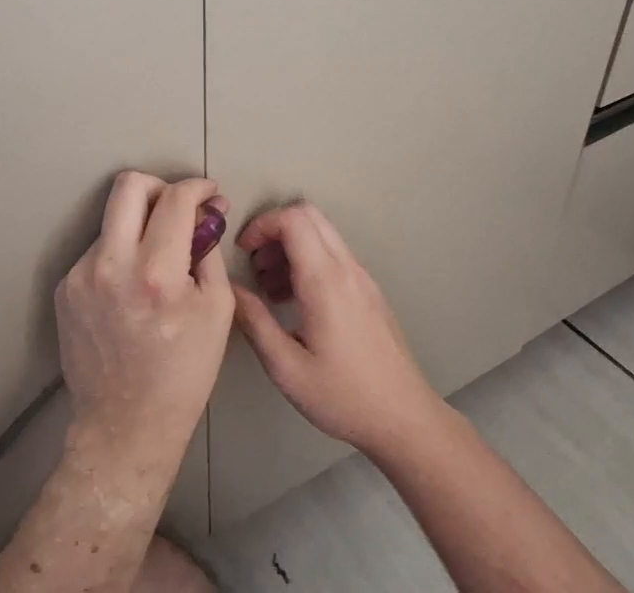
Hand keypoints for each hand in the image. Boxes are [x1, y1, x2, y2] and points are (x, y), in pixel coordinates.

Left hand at [56, 172, 234, 465]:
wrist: (126, 424)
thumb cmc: (183, 372)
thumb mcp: (217, 309)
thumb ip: (210, 251)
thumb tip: (207, 211)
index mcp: (157, 273)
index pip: (175, 199)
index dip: (197, 187)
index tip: (208, 193)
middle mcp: (112, 265)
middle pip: (129, 185)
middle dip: (160, 186)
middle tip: (177, 208)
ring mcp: (81, 276)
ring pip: (113, 219)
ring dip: (139, 226)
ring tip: (156, 261)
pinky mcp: (64, 289)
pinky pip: (97, 251)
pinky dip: (120, 255)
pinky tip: (132, 288)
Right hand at [230, 203, 447, 454]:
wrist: (403, 417)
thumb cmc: (343, 395)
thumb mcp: (286, 367)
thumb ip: (254, 322)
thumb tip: (230, 290)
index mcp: (325, 281)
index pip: (293, 219)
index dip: (261, 224)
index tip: (243, 252)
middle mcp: (347, 269)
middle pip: (309, 215)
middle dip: (274, 229)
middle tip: (254, 263)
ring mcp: (363, 278)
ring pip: (323, 234)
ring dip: (291, 246)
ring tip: (269, 287)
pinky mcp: (369, 292)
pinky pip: (335, 256)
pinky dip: (309, 261)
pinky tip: (294, 301)